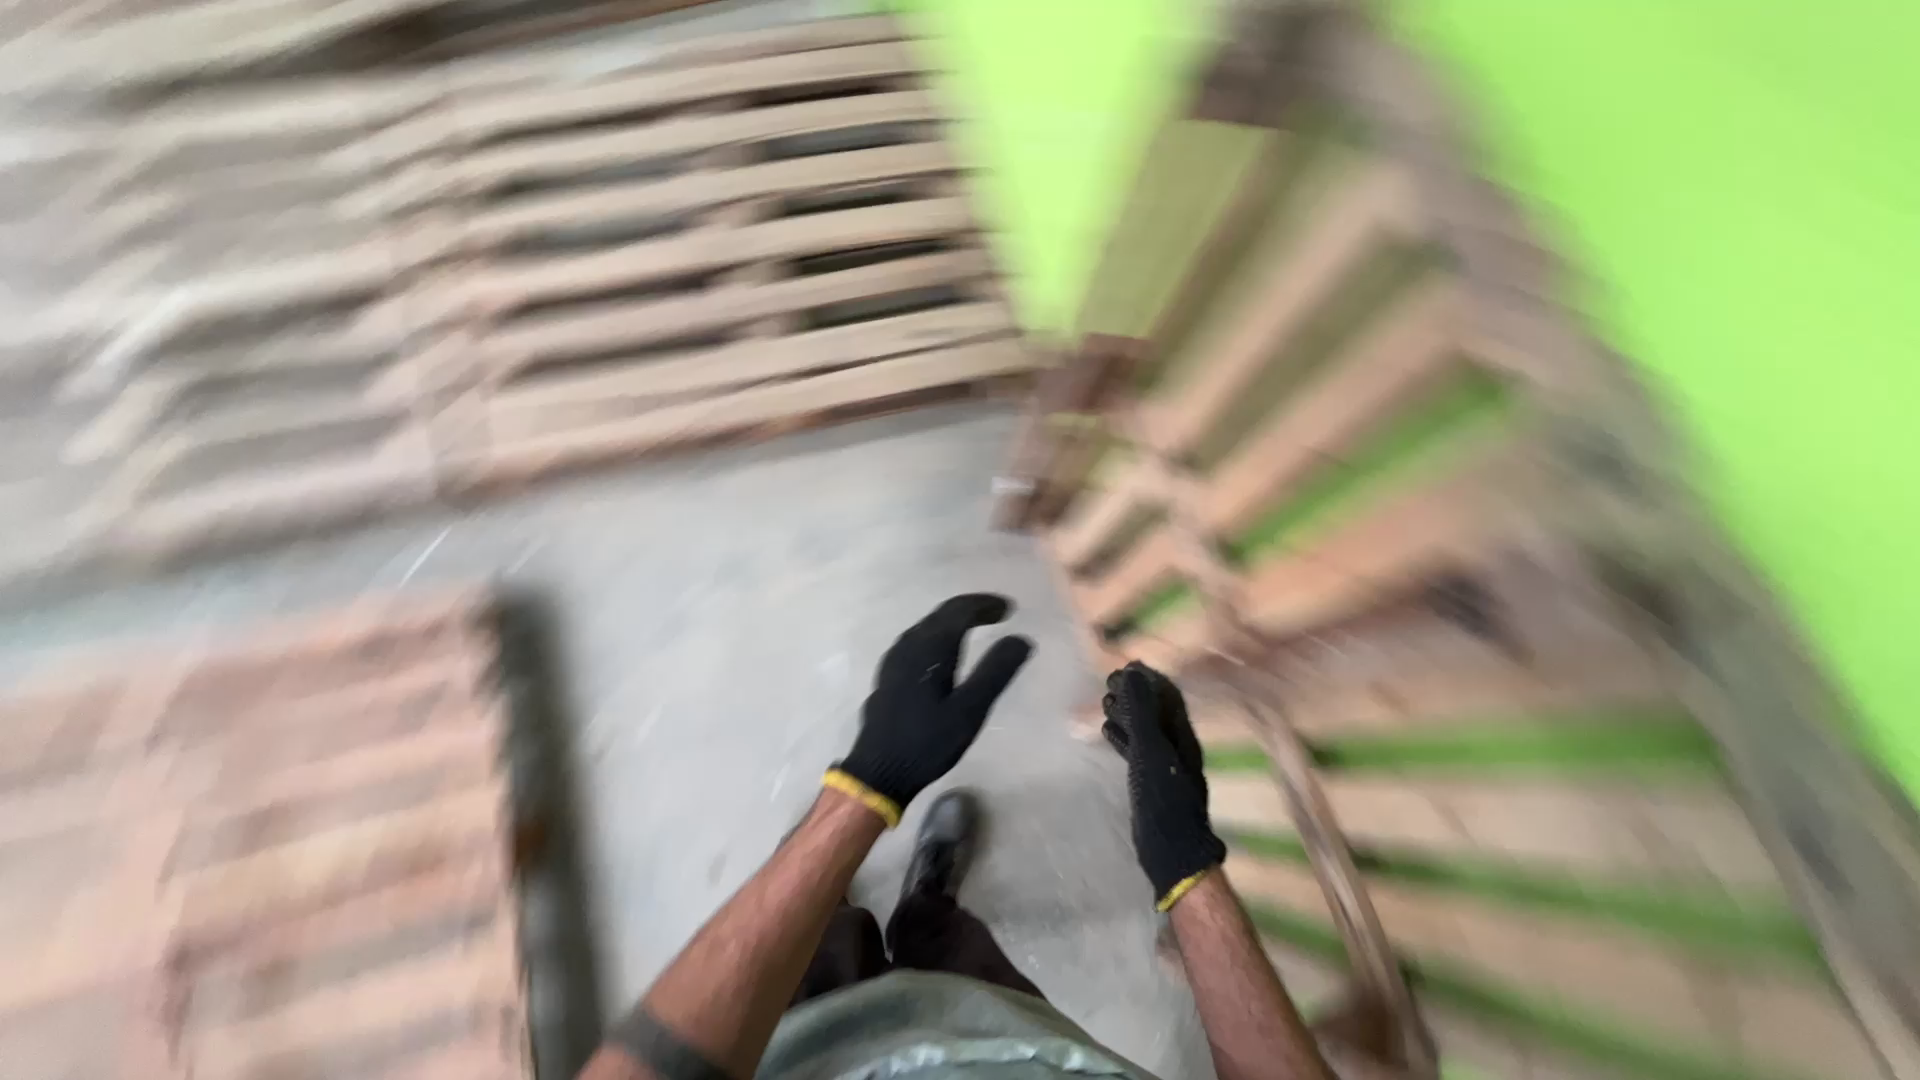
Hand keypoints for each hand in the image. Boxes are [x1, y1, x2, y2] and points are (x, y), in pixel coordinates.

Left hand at [826, 594, 1033, 826]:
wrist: (879, 769)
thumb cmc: (928, 741)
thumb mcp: (970, 710)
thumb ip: (996, 672)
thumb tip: (1021, 638)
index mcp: (930, 647)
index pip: (960, 610)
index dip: (986, 605)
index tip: (1010, 609)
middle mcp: (910, 643)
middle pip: (943, 613)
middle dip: (972, 608)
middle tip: (998, 612)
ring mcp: (895, 656)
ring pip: (929, 624)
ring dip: (955, 620)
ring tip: (978, 626)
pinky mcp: (889, 671)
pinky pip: (919, 638)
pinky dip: (940, 634)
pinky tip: (946, 651)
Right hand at [1102, 661, 1226, 909]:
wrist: (1170, 849)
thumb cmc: (1161, 796)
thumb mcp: (1150, 748)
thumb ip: (1140, 711)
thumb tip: (1131, 672)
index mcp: (1181, 734)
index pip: (1167, 695)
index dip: (1147, 678)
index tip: (1124, 666)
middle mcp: (1176, 745)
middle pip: (1154, 709)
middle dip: (1133, 693)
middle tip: (1109, 682)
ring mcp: (1164, 764)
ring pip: (1144, 728)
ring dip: (1126, 713)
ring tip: (1104, 702)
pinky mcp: (1151, 781)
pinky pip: (1136, 749)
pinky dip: (1122, 736)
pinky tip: (1106, 732)